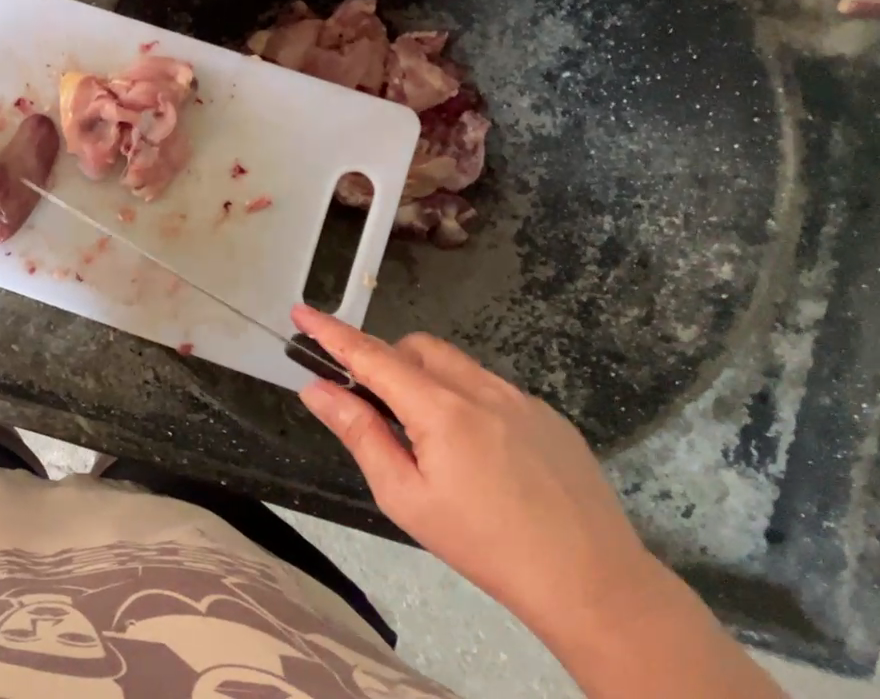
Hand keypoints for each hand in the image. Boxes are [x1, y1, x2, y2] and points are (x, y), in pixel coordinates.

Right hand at [292, 304, 665, 634]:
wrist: (593, 583)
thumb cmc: (482, 544)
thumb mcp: (403, 496)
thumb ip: (359, 434)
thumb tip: (317, 389)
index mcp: (441, 410)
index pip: (371, 356)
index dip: (331, 333)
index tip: (301, 312)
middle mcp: (482, 390)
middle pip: (416, 347)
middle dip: (385, 361)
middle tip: (376, 408)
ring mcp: (523, 400)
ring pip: (455, 365)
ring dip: (425, 379)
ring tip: (429, 438)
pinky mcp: (550, 418)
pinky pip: (491, 388)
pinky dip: (465, 400)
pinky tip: (479, 455)